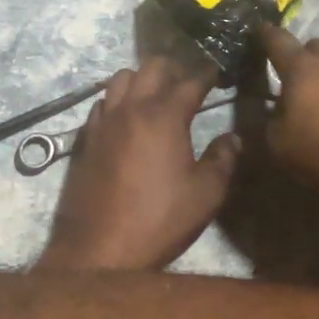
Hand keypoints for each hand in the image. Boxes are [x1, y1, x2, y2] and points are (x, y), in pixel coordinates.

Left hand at [36, 57, 240, 271]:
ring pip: (121, 78)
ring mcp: (104, 121)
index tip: (217, 71)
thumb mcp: (205, 195)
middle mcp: (132, 108)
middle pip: (152, 67)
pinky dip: (118, 99)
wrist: (98, 251)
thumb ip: (222, 159)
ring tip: (155, 94)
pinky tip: (126, 117)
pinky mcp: (86, 138)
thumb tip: (232, 137)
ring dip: (142, 78)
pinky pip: (103, 102)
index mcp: (165, 116)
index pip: (190, 81)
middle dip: (174, 68)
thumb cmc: (158, 221)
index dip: (206, 73)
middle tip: (188, 82)